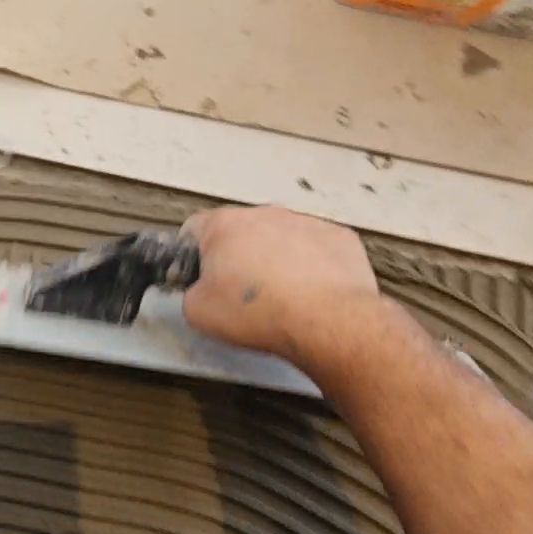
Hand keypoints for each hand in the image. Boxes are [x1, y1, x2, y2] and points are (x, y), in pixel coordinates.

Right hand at [181, 207, 381, 365]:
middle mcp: (264, 213)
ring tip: (279, 294)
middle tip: (238, 292)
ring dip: (273, 258)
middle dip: (235, 256)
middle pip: (239, 230)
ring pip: (278, 236)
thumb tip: (203, 289)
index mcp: (223, 225)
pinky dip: (309, 264)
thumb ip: (191, 291)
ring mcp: (306, 221)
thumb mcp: (197, 311)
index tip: (200, 279)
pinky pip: (314, 246)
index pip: (193, 229)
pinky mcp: (340, 236)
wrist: (326, 320)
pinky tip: (309, 291)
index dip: (192, 256)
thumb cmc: (256, 312)